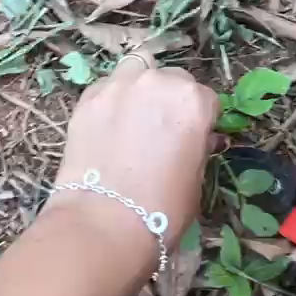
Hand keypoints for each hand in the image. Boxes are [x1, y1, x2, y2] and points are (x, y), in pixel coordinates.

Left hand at [42, 57, 218, 278]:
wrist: (102, 225)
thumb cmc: (161, 211)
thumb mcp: (196, 181)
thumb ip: (198, 148)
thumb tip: (198, 138)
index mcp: (192, 101)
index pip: (206, 99)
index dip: (202, 121)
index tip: (193, 139)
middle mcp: (159, 81)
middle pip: (174, 79)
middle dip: (172, 100)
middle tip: (161, 131)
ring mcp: (120, 85)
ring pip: (137, 70)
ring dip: (141, 87)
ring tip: (133, 116)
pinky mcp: (89, 96)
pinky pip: (107, 86)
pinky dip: (112, 99)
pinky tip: (107, 125)